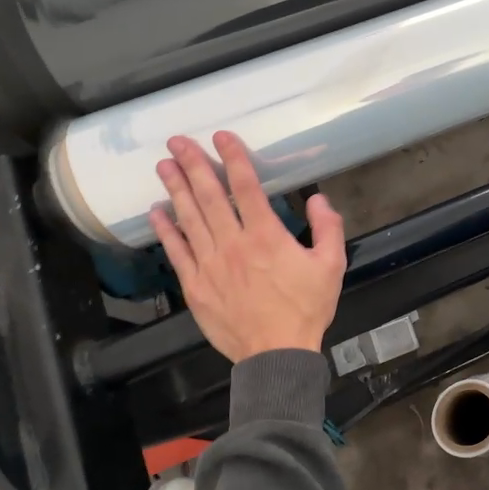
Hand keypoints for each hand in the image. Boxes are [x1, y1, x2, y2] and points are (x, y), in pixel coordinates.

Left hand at [149, 131, 347, 362]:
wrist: (276, 352)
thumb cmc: (307, 307)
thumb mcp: (331, 265)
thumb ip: (328, 228)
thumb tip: (318, 199)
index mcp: (267, 237)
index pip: (247, 188)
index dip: (234, 159)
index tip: (222, 137)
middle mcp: (233, 244)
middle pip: (210, 198)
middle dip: (193, 166)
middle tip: (177, 142)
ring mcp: (209, 265)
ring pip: (189, 219)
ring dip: (176, 190)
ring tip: (164, 165)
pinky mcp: (195, 285)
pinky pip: (176, 252)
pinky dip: (166, 230)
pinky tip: (157, 211)